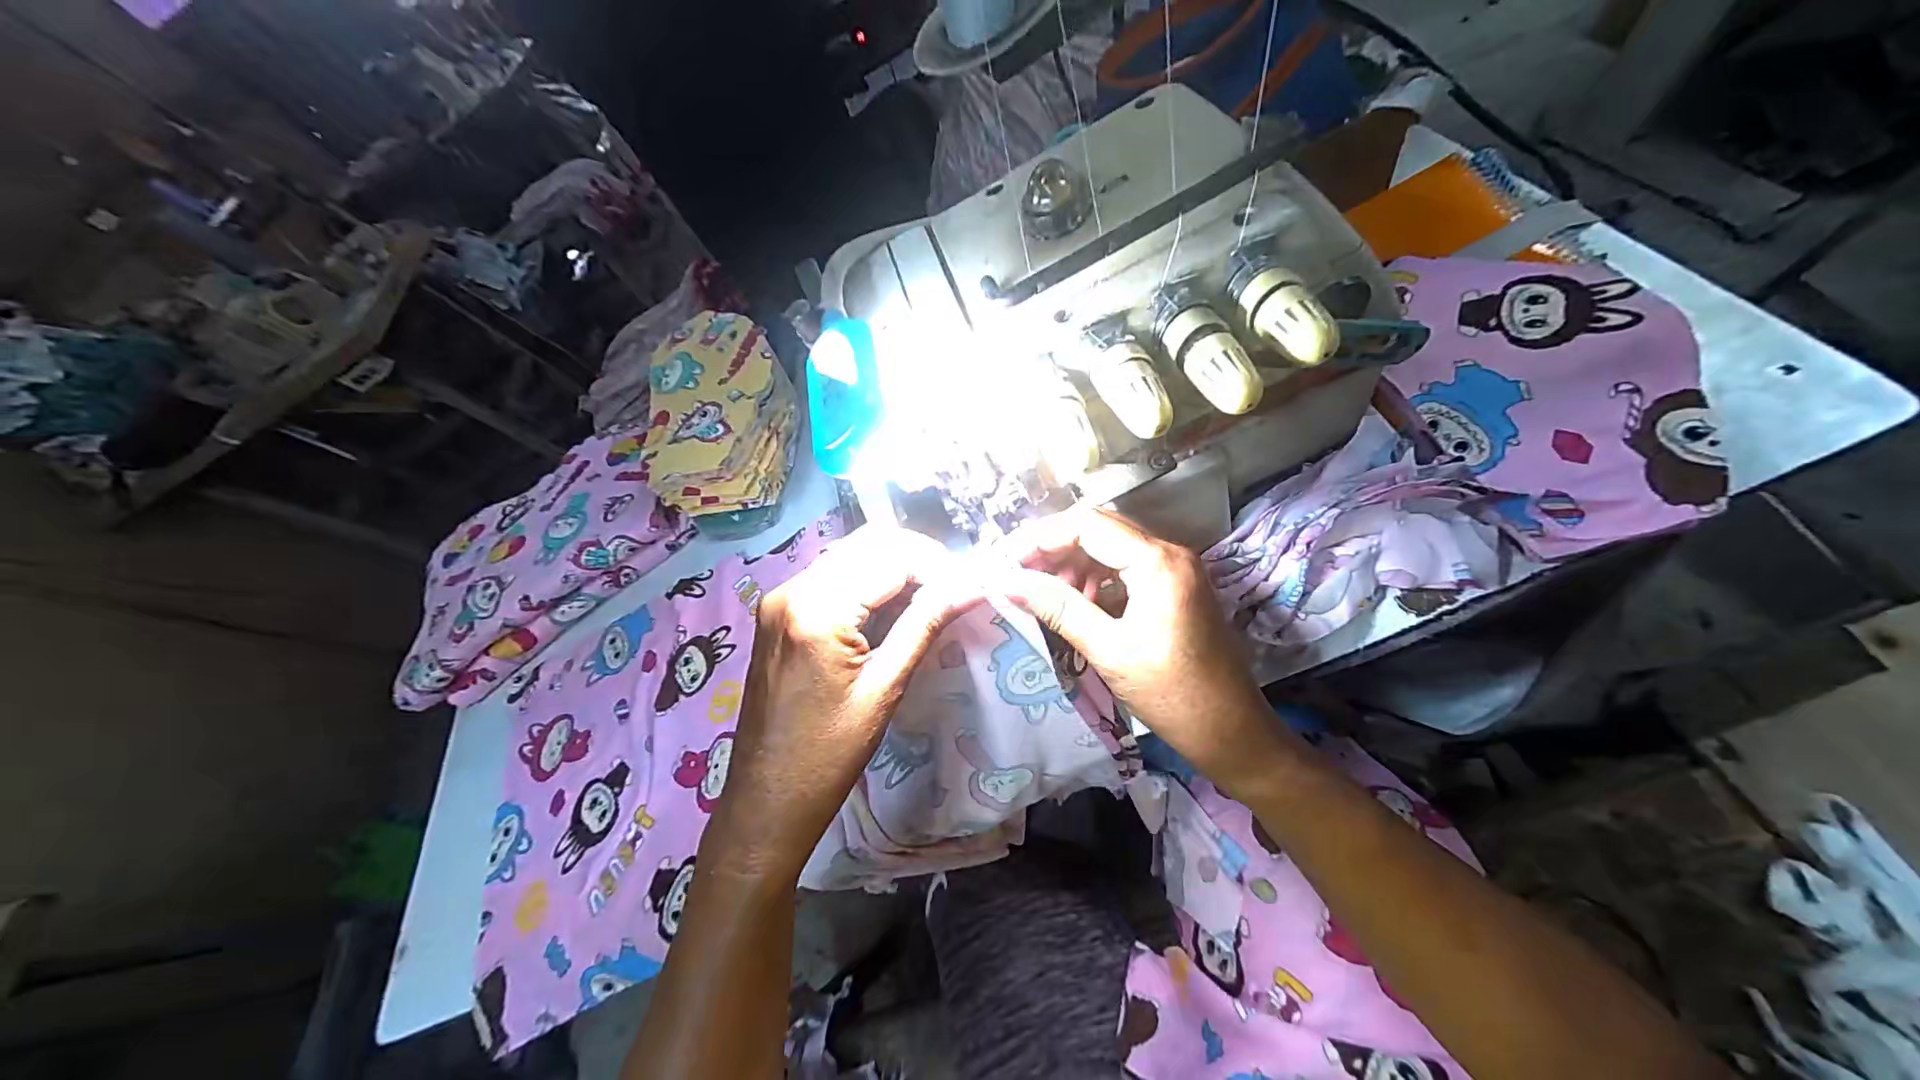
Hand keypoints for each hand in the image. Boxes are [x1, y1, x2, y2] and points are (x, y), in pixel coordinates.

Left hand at [710, 526, 978, 880]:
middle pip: (866, 546)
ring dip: (892, 569)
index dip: (936, 565)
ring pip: (849, 557)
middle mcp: (791, 590)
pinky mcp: (777, 613)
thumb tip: (970, 586)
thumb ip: (924, 625)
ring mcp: (779, 600)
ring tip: (929, 600)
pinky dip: (866, 584)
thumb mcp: (884, 688)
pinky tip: (891, 610)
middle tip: (952, 591)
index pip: (889, 557)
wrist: (766, 799)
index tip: (968, 586)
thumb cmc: (828, 756)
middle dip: (916, 560)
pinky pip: (830, 579)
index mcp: (816, 609)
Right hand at [993, 507, 1296, 799]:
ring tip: (1043, 591)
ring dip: (1074, 562)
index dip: (1042, 537)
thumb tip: (1009, 583)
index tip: (1007, 558)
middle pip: (1099, 529)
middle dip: (1055, 546)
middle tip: (1018, 572)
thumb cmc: (1173, 695)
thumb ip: (1058, 608)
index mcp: (1158, 562)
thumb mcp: (1109, 650)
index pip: (1087, 525)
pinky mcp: (1176, 588)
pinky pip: (1127, 568)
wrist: (1232, 731)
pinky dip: (1097, 578)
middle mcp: (1170, 553)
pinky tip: (1078, 602)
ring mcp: (1176, 569)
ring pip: (1112, 548)